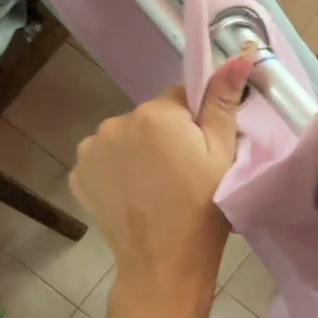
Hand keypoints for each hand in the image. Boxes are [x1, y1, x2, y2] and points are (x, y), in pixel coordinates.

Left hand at [71, 53, 253, 317]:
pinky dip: (117, 173)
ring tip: (157, 190)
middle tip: (184, 177)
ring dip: (139, 154)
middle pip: (150, 119)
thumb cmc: (203, 210)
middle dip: (166, 138)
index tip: (203, 155)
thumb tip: (239, 53)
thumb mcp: (223, 156)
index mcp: (156, 113)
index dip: (196, 125)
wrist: (163, 264)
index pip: (181, 99)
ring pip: (125, 139)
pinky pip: (104, 162)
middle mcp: (116, 121)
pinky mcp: (78, 175)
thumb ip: (224, 102)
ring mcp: (91, 149)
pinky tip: (134, 197)